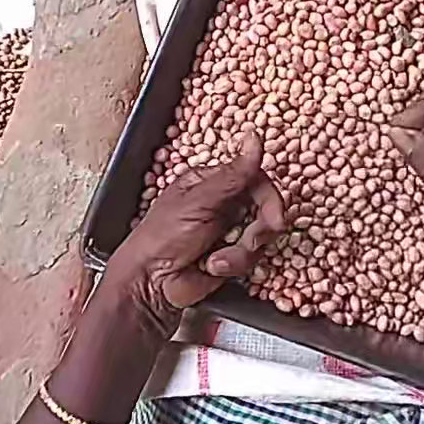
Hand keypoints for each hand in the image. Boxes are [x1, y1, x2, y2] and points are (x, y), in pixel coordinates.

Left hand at [104, 134, 287, 335]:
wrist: (149, 284)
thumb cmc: (162, 238)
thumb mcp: (199, 202)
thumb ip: (233, 175)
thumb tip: (255, 139)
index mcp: (213, 182)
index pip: (256, 179)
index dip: (269, 198)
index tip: (275, 218)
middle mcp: (224, 203)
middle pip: (265, 208)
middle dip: (259, 229)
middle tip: (249, 240)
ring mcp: (229, 230)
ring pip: (261, 236)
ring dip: (240, 252)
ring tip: (214, 260)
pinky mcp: (232, 256)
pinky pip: (252, 258)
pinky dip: (234, 265)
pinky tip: (211, 267)